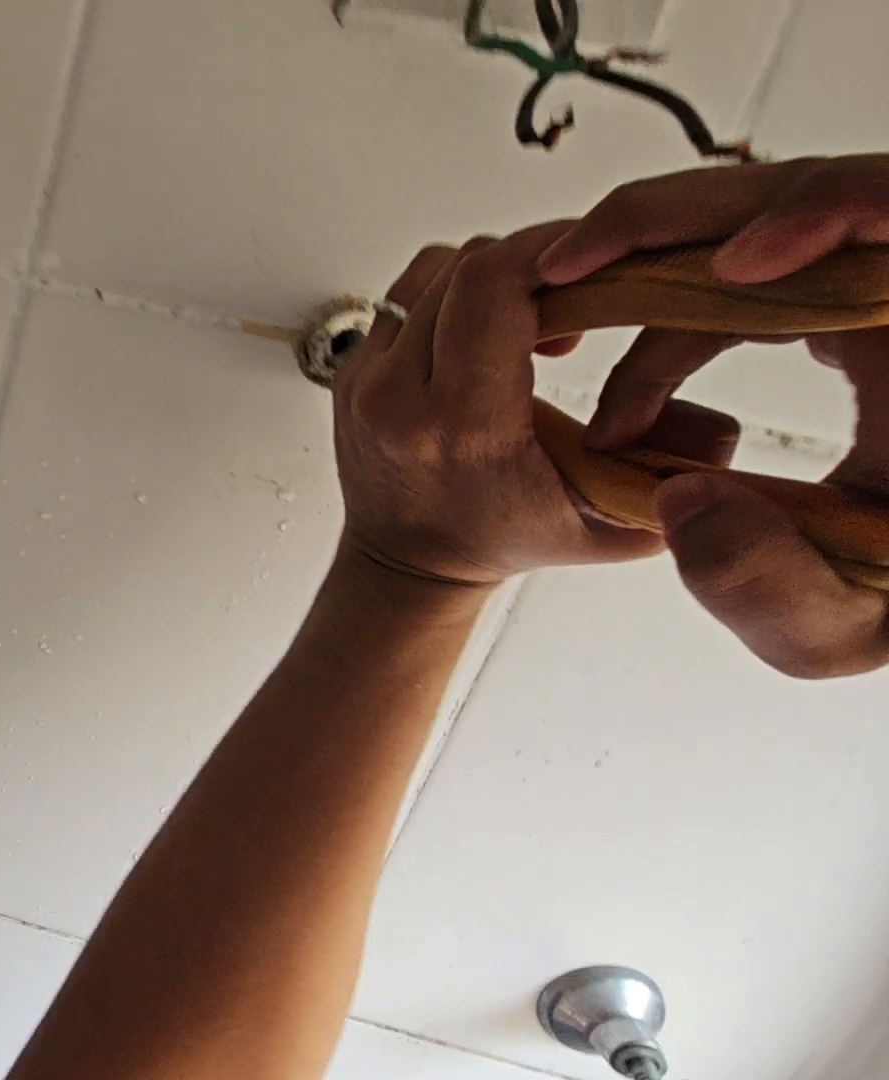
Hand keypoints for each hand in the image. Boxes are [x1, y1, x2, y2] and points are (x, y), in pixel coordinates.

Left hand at [333, 225, 739, 587]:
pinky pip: (402, 301)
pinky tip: (484, 333)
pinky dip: (449, 298)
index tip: (600, 267)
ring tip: (531, 317)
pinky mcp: (347, 376)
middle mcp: (394, 396)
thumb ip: (674, 467)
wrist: (405, 561)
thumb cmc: (498, 539)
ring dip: (487, 278)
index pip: (488, 287)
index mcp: (458, 423)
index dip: (550, 250)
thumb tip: (711, 406)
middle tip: (578, 297)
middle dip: (532, 264)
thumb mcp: (606, 522)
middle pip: (462, 271)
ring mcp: (360, 382)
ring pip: (428, 276)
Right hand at [538, 155, 888, 676]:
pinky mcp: (834, 320)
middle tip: (561, 269)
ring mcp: (869, 302)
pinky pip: (728, 294)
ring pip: (736, 242)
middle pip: (789, 203)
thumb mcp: (838, 624)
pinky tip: (621, 411)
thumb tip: (677, 495)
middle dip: (667, 226)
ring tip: (554, 336)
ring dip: (635, 287)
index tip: (740, 262)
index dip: (827, 211)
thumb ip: (763, 582)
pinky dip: (655, 337)